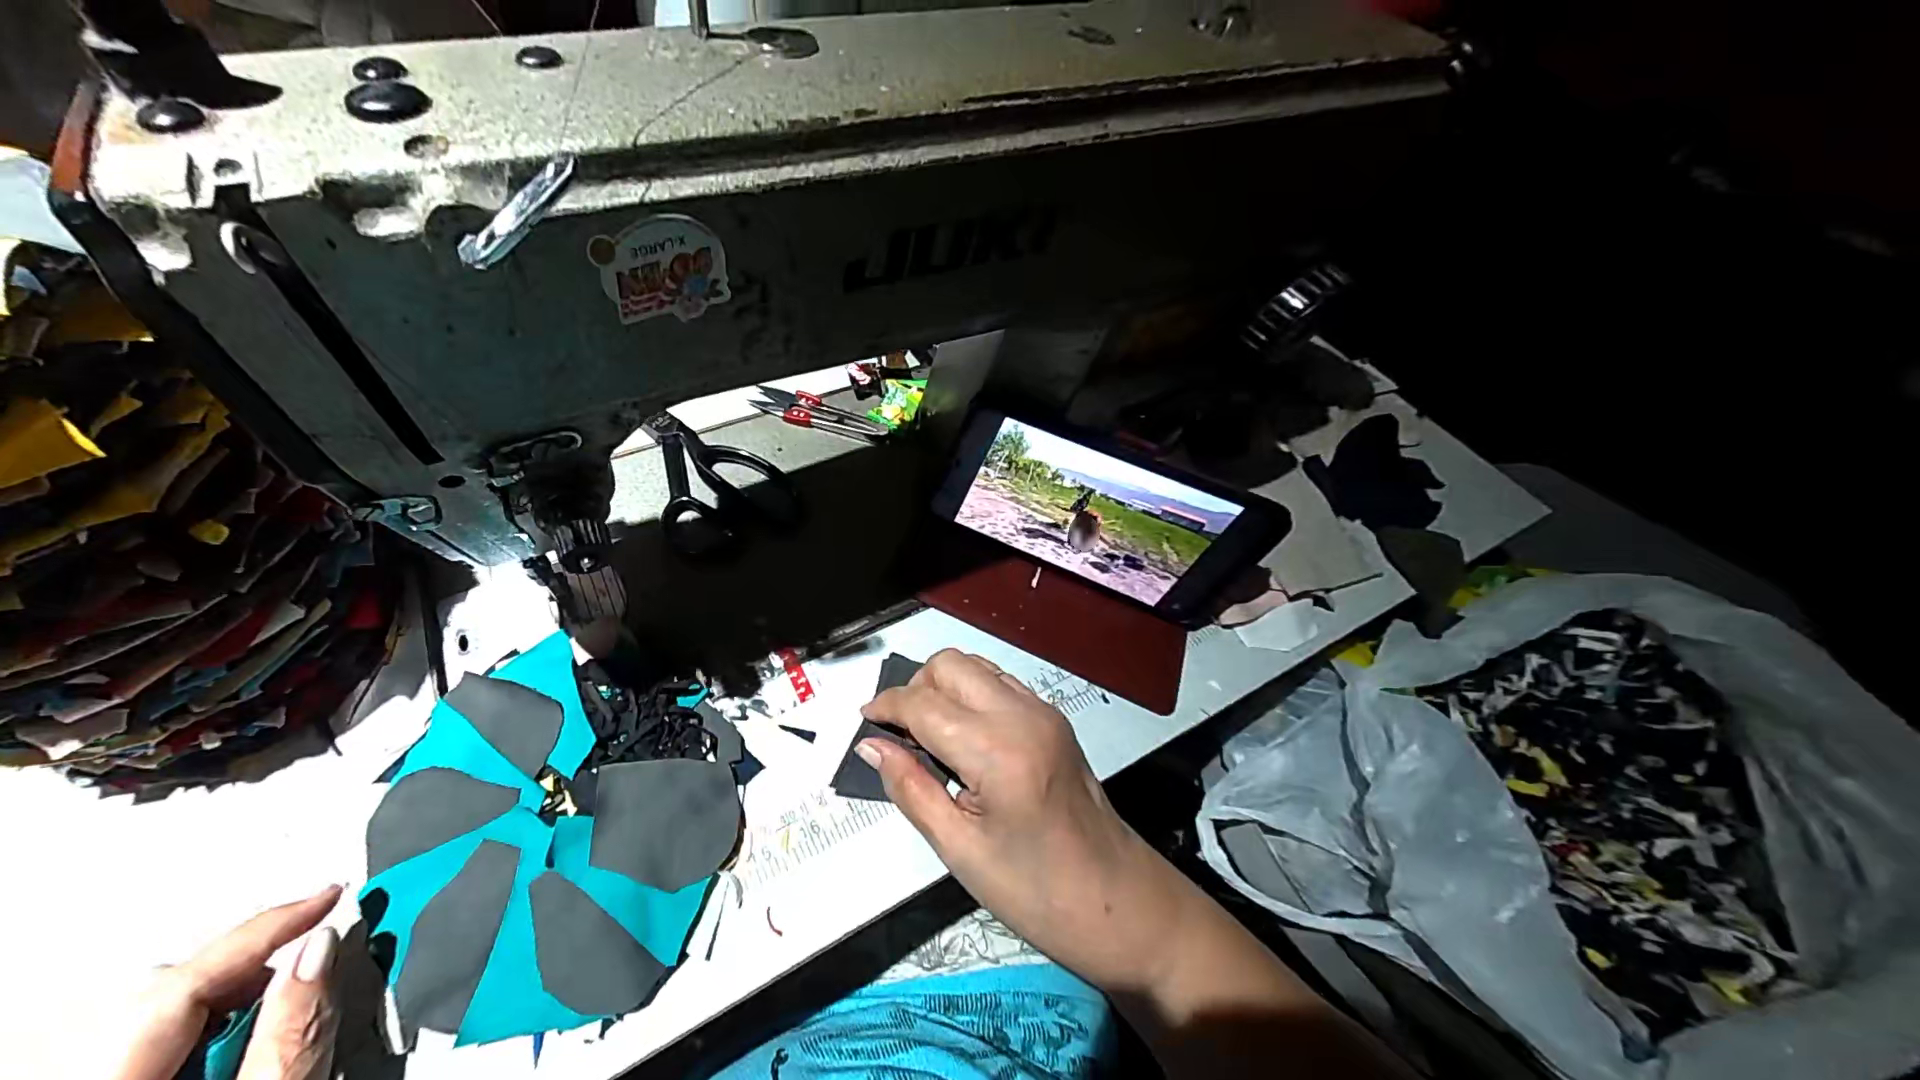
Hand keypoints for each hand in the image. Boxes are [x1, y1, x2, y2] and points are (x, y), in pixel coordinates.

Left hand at [105, 885, 343, 1079]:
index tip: (329, 894)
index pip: (187, 977)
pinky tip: (236, 1044)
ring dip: (233, 995)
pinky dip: (208, 1021)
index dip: (269, 927)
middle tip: (314, 964)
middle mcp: (82, 1073)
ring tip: (277, 1018)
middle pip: (170, 990)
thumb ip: (292, 1031)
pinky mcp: (112, 1075)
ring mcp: (93, 1075)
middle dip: (253, 966)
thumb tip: (322, 946)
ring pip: (162, 1009)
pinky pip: (150, 1033)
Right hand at [860, 651, 1412, 1077]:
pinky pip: (1000, 683)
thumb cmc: (1037, 892)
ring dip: (943, 686)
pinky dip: (971, 693)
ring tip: (927, 733)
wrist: (1120, 902)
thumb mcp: (961, 850)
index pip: (924, 703)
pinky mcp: (1055, 719)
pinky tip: (963, 735)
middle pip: (950, 664)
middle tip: (898, 732)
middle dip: (915, 687)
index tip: (865, 723)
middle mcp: (1023, 715)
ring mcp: (1044, 712)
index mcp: (997, 751)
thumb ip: (911, 788)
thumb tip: (872, 745)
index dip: (886, 707)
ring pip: (976, 665)